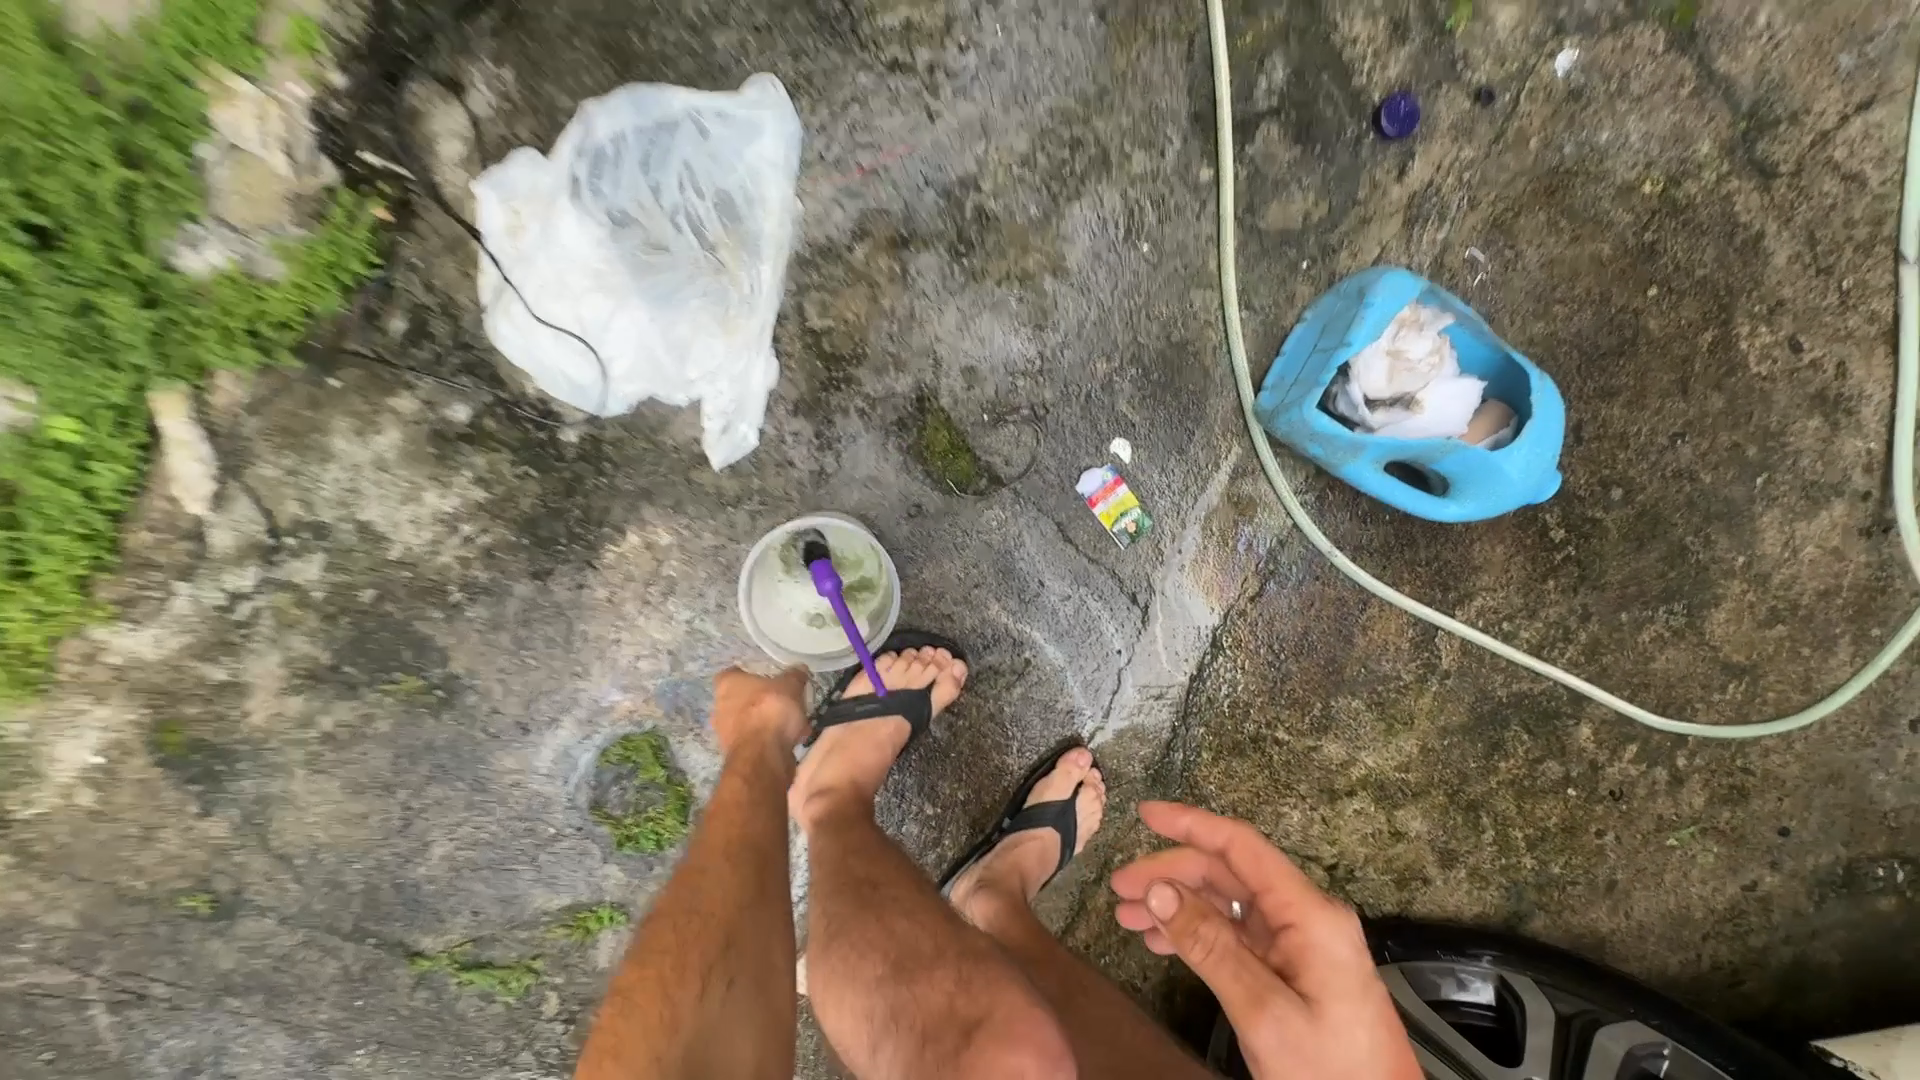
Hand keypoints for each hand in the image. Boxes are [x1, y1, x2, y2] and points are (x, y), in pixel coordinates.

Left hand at [710, 667, 809, 757]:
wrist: (763, 755)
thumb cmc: (771, 709)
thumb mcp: (791, 686)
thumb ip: (794, 676)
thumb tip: (799, 668)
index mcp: (727, 684)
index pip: (732, 673)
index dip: (748, 675)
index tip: (765, 678)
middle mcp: (719, 707)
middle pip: (739, 699)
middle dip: (758, 701)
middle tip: (781, 701)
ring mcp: (724, 733)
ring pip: (746, 722)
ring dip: (764, 723)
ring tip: (790, 724)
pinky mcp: (735, 754)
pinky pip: (753, 741)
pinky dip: (767, 740)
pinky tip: (788, 741)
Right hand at [1112, 801, 1420, 1079]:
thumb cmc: (1329, 1073)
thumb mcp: (1263, 1012)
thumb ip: (1209, 946)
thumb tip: (1158, 888)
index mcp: (1308, 913)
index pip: (1240, 846)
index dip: (1190, 823)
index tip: (1144, 814)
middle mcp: (1304, 917)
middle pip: (1227, 874)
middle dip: (1171, 874)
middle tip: (1120, 889)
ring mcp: (1299, 944)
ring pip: (1226, 904)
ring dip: (1177, 905)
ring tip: (1128, 917)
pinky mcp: (1293, 970)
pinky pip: (1236, 935)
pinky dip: (1196, 934)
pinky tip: (1162, 943)